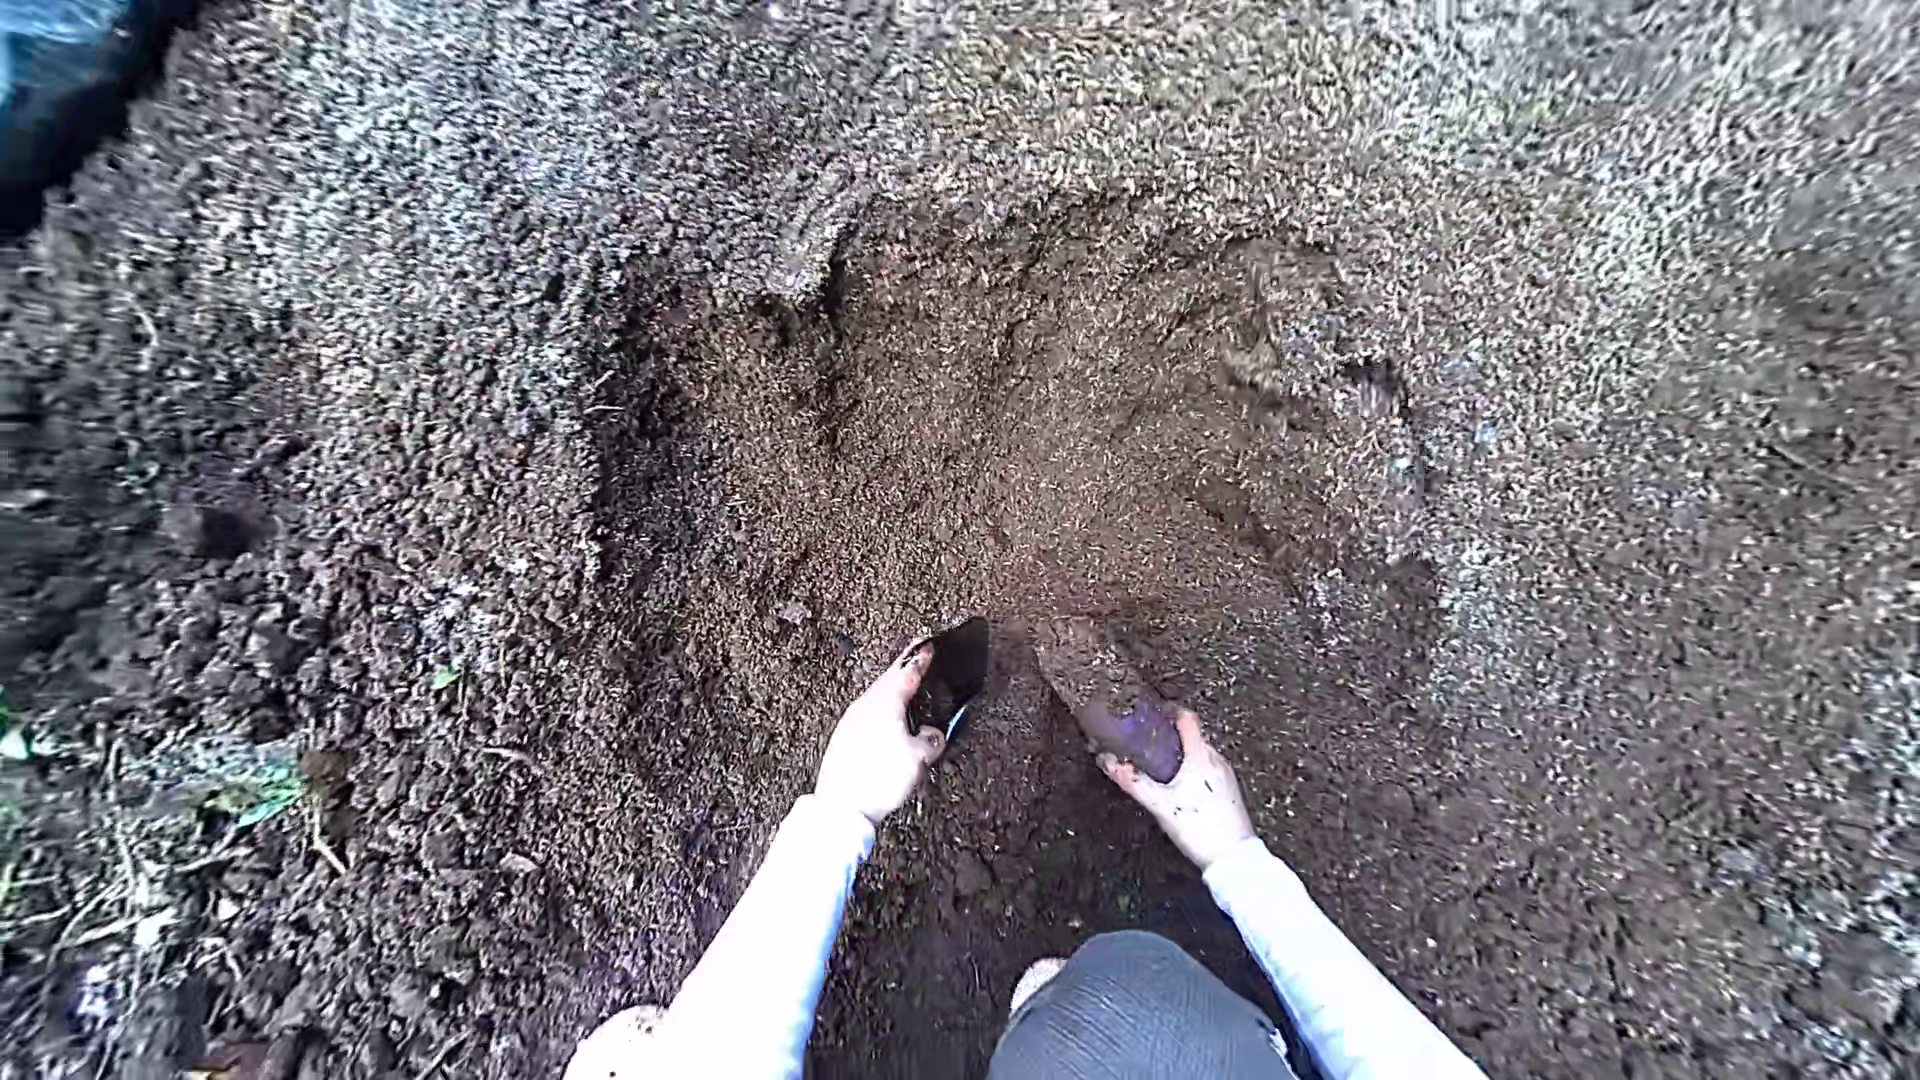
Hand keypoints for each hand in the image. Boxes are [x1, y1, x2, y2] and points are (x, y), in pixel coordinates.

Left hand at [815, 641, 946, 824]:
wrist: (840, 807)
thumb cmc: (877, 779)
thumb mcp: (917, 758)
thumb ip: (931, 740)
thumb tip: (933, 734)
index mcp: (885, 701)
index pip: (907, 670)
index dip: (920, 658)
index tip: (927, 646)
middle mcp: (866, 704)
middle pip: (889, 679)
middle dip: (904, 668)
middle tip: (916, 658)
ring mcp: (852, 720)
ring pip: (877, 695)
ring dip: (892, 688)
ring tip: (905, 688)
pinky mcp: (845, 737)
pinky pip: (868, 712)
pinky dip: (882, 709)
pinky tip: (886, 720)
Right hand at [1100, 710, 1255, 870]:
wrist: (1236, 863)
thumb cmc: (1202, 831)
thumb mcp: (1160, 805)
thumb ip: (1133, 782)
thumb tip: (1109, 763)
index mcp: (1201, 757)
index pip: (1188, 718)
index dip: (1170, 710)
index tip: (1154, 711)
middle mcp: (1217, 761)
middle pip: (1193, 735)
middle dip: (1171, 734)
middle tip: (1150, 738)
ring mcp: (1226, 776)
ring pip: (1201, 752)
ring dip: (1182, 751)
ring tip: (1161, 761)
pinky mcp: (1230, 791)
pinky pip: (1209, 768)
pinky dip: (1193, 766)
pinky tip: (1180, 783)